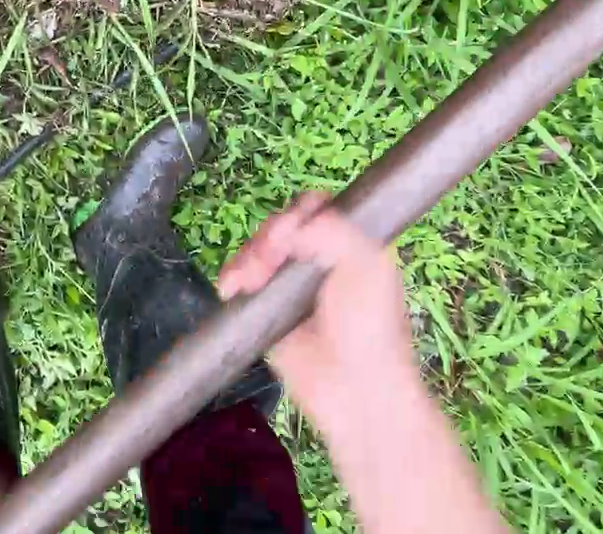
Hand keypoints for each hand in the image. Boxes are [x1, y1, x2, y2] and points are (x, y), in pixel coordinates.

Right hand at [217, 191, 421, 432]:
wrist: (354, 392)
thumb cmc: (370, 329)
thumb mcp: (369, 268)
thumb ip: (334, 232)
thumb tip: (288, 230)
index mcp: (348, 246)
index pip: (315, 209)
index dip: (298, 213)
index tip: (290, 233)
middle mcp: (316, 260)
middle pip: (279, 226)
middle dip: (268, 238)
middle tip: (270, 259)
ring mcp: (288, 284)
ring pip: (256, 249)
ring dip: (248, 258)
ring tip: (250, 280)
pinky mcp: (265, 307)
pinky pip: (240, 278)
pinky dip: (232, 276)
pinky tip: (231, 287)